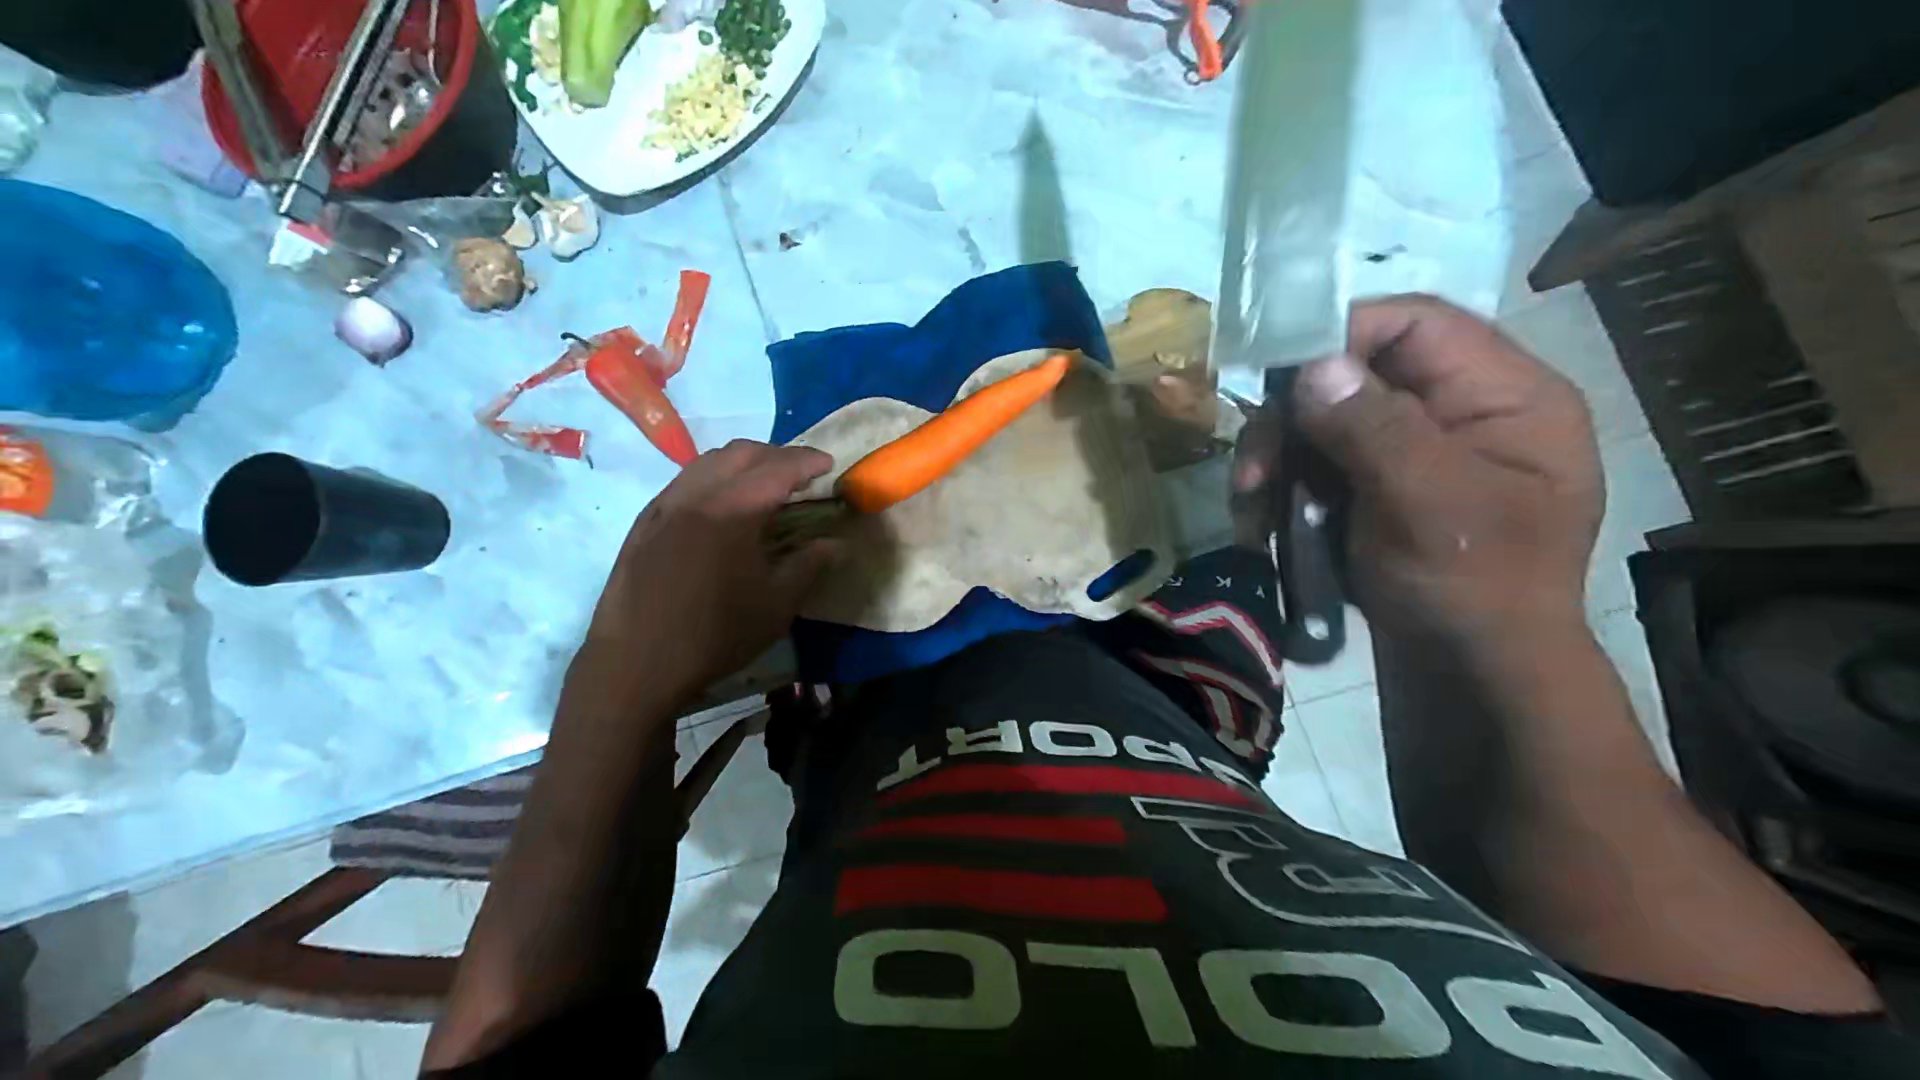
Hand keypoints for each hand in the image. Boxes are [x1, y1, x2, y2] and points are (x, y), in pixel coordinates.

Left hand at [584, 439, 840, 701]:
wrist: (636, 663)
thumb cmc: (716, 635)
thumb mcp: (776, 605)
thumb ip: (810, 566)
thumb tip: (836, 543)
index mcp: (733, 511)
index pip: (778, 468)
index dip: (808, 461)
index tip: (829, 464)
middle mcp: (697, 495)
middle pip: (741, 453)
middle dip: (777, 454)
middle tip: (802, 472)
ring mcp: (665, 505)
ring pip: (708, 461)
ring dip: (743, 461)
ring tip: (764, 482)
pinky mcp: (645, 522)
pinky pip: (685, 481)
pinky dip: (714, 477)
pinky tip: (722, 504)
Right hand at [1233, 295, 1602, 639]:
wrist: (1470, 673)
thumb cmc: (1471, 589)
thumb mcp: (1430, 506)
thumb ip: (1375, 428)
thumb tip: (1314, 364)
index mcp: (1504, 396)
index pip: (1416, 323)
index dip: (1340, 333)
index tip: (1274, 375)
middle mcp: (1454, 411)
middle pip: (1353, 373)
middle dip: (1292, 419)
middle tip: (1255, 470)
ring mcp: (1408, 451)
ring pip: (1320, 421)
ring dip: (1277, 459)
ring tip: (1252, 506)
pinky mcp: (1371, 485)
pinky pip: (1313, 463)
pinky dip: (1280, 487)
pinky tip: (1261, 520)